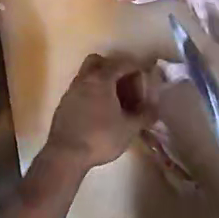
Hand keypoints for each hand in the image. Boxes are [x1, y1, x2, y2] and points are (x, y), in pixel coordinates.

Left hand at [44, 53, 151, 169]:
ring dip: (101, 82)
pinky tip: (99, 112)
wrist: (65, 155)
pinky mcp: (63, 105)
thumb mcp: (129, 128)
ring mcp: (71, 92)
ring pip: (87, 76)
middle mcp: (84, 80)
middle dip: (114, 68)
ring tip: (114, 101)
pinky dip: (91, 94)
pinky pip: (80, 90)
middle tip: (126, 85)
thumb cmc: (101, 137)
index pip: (122, 63)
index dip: (136, 69)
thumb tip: (154, 109)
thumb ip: (144, 115)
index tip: (145, 79)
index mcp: (101, 79)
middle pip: (98, 62)